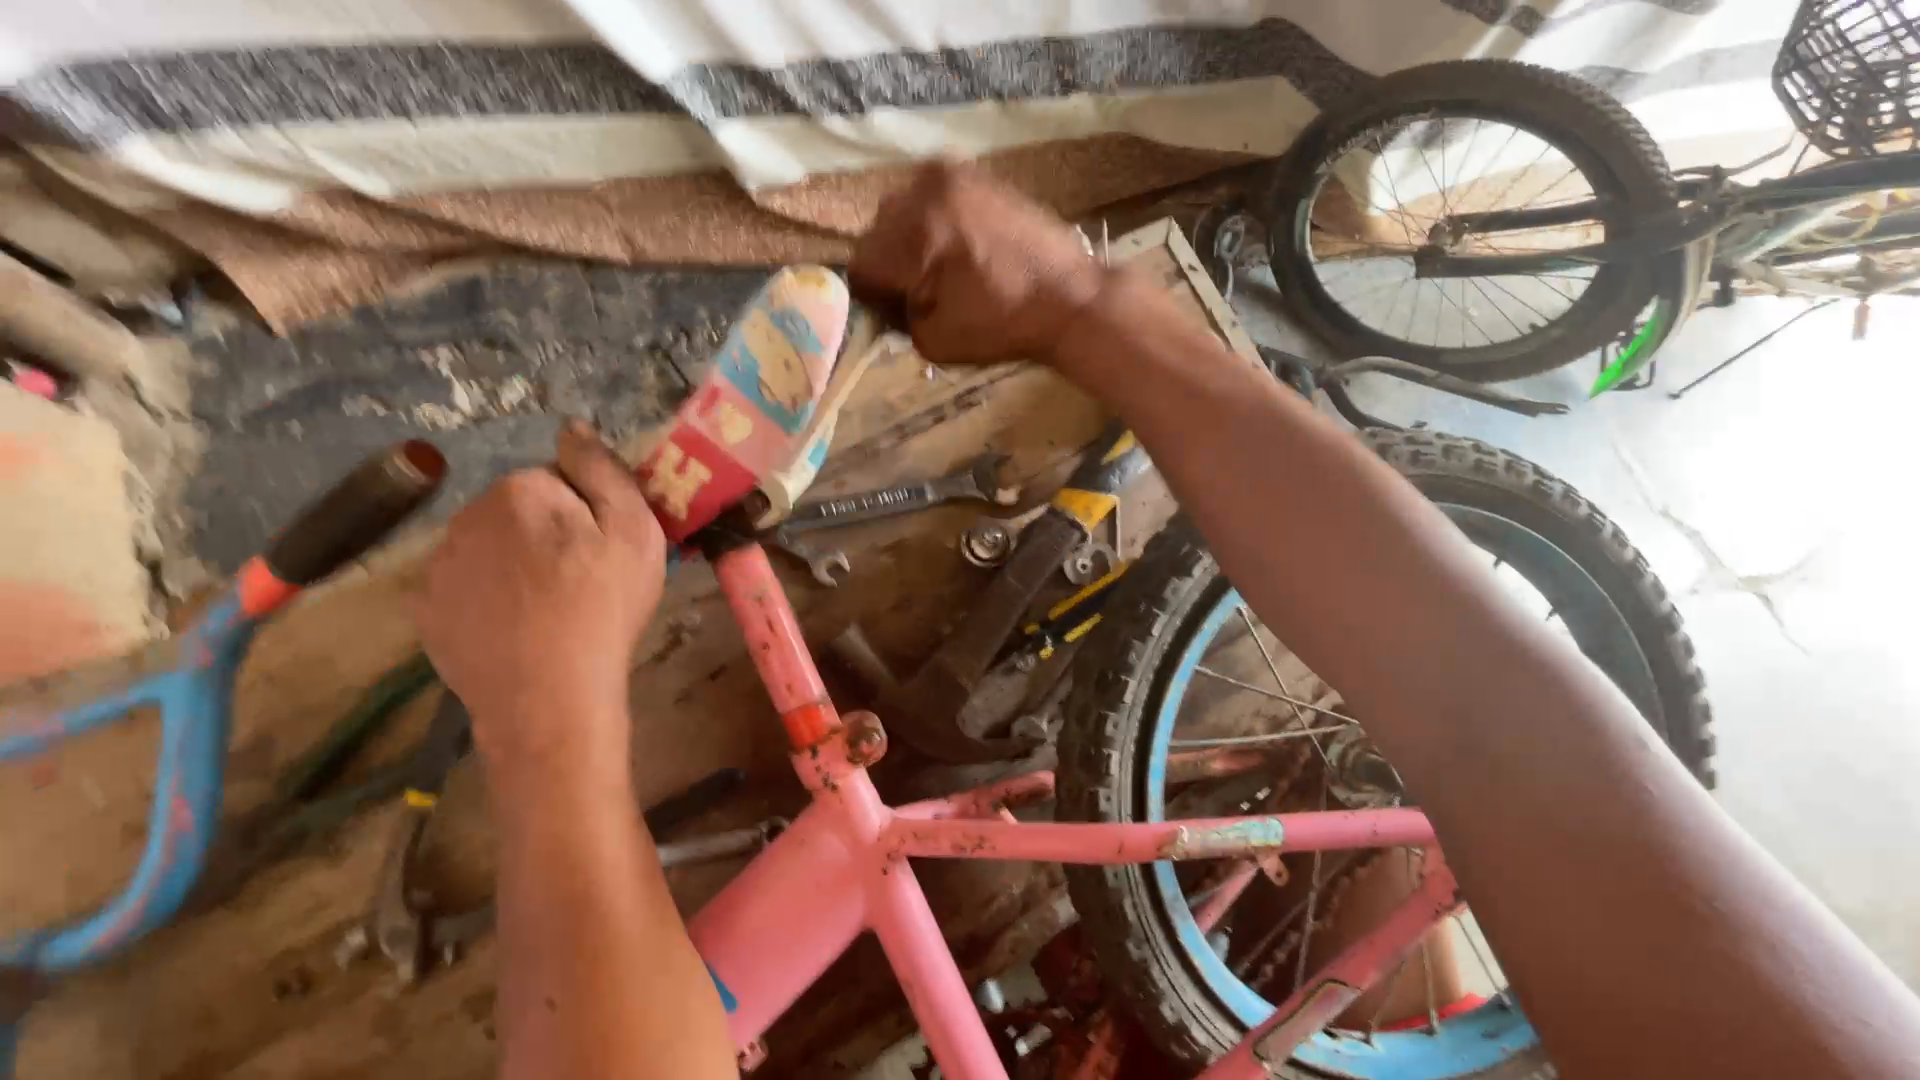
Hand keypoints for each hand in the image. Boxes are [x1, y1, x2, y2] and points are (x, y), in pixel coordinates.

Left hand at [410, 422, 665, 781]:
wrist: (549, 695)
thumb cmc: (603, 607)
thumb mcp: (634, 530)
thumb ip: (603, 469)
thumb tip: (572, 426)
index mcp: (521, 491)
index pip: (554, 482)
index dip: (583, 515)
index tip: (600, 552)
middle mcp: (467, 516)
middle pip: (515, 513)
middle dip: (542, 535)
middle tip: (578, 583)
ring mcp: (438, 566)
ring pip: (485, 549)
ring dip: (509, 566)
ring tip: (544, 611)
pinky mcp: (424, 612)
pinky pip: (460, 588)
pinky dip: (482, 600)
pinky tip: (511, 629)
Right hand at [850, 161, 1111, 365]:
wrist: (1071, 297)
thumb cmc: (1004, 323)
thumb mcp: (933, 339)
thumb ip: (897, 317)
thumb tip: (889, 301)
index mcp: (914, 232)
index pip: (863, 264)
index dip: (874, 296)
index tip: (896, 312)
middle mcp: (925, 189)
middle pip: (881, 231)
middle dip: (893, 264)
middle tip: (922, 294)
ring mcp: (952, 174)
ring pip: (905, 211)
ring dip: (913, 240)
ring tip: (945, 270)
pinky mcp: (975, 174)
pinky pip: (933, 197)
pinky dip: (937, 222)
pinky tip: (961, 249)